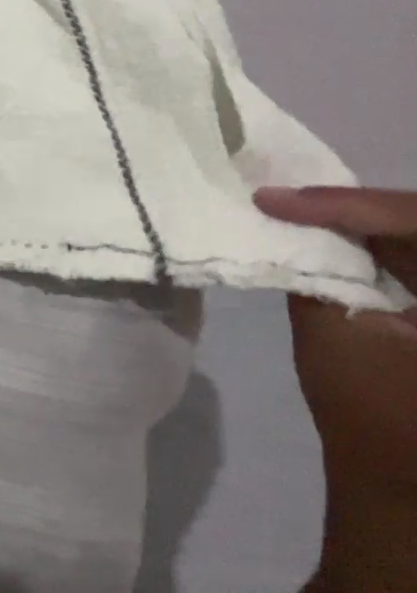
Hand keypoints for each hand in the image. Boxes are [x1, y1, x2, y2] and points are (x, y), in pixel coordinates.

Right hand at [255, 186, 416, 586]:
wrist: (404, 481)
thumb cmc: (371, 413)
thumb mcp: (333, 337)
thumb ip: (316, 272)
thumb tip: (288, 219)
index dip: (349, 205)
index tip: (271, 197)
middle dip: (364, 206)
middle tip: (288, 194)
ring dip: (373, 221)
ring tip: (305, 205)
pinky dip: (383, 245)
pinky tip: (336, 236)